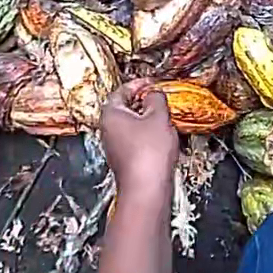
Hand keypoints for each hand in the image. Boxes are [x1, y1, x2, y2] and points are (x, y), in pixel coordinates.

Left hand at [100, 81, 178, 203]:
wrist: (147, 189)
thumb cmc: (149, 153)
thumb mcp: (159, 116)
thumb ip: (156, 98)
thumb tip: (154, 94)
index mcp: (111, 114)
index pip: (122, 91)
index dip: (139, 84)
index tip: (152, 83)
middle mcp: (108, 130)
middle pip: (125, 108)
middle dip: (143, 101)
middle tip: (160, 98)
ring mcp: (115, 146)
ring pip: (131, 125)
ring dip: (147, 119)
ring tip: (164, 117)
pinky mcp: (125, 159)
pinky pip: (135, 140)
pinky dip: (148, 134)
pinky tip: (162, 138)